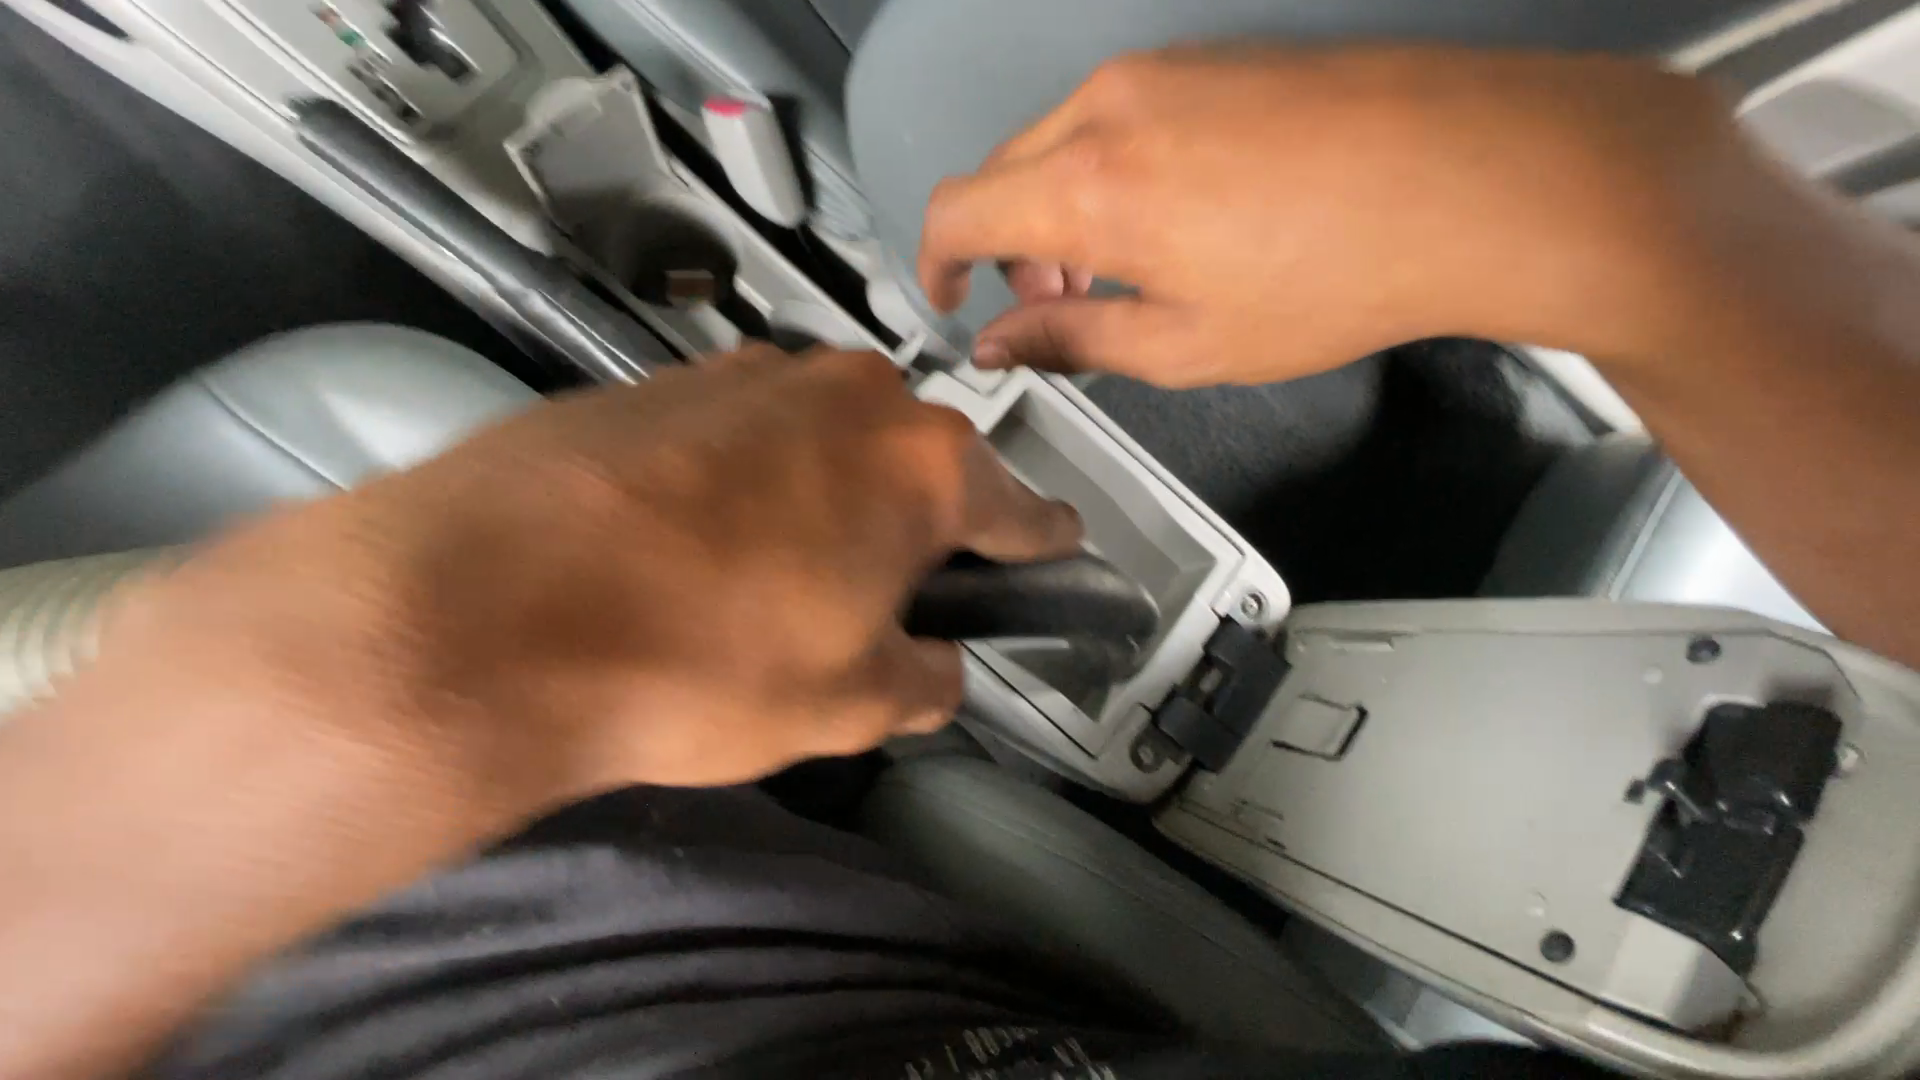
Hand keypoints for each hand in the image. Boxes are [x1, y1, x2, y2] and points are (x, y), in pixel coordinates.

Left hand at [106, 346, 1080, 810]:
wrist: (481, 607)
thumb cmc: (702, 662)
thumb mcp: (848, 704)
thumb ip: (925, 678)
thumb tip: (938, 665)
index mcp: (921, 466)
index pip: (1024, 506)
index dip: (1044, 543)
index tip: (1055, 554)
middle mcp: (853, 394)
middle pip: (922, 467)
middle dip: (920, 525)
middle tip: (883, 594)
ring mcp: (755, 371)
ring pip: (834, 443)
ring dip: (833, 496)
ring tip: (775, 571)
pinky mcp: (668, 375)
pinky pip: (750, 432)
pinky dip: (753, 478)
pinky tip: (700, 536)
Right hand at [919, 46, 1757, 386]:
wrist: (1479, 177)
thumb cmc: (1337, 272)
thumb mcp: (1181, 343)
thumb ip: (1070, 339)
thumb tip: (1003, 343)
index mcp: (1091, 186)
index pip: (957, 210)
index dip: (935, 262)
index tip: (950, 298)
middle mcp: (1111, 108)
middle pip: (1002, 174)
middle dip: (1004, 247)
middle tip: (1050, 304)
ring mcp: (1163, 71)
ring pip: (1056, 144)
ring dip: (1056, 212)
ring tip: (1114, 273)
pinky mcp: (1208, 60)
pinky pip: (1115, 118)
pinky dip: (1105, 176)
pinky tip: (1163, 223)